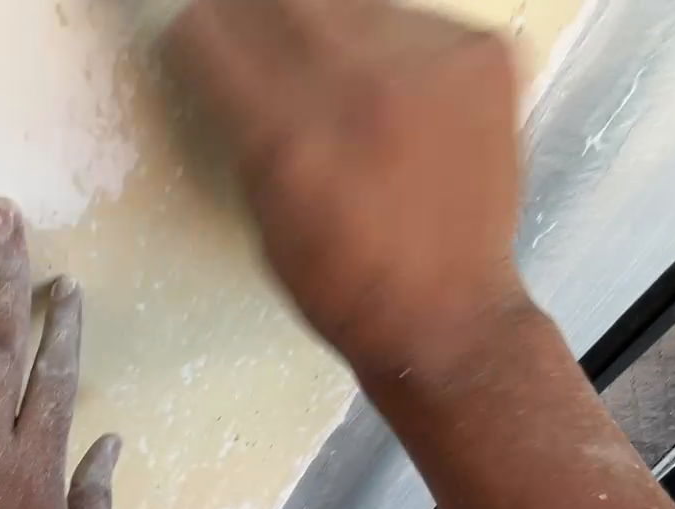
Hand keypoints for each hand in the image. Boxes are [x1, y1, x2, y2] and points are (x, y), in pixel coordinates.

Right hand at [165, 0, 537, 386]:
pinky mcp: (484, 54)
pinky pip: (411, 18)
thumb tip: (231, 68)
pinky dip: (385, 44)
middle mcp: (360, 85)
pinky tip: (390, 93)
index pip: (217, 39)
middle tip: (246, 30)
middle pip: (283, 0)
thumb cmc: (339, 289)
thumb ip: (247, 137)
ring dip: (320, 22)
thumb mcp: (266, 224)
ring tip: (328, 76)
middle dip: (252, 13)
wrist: (445, 312)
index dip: (195, 31)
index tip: (190, 32)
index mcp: (289, 144)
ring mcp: (431, 61)